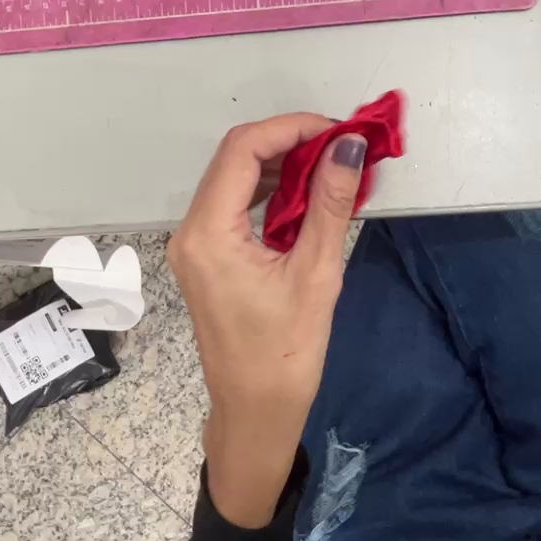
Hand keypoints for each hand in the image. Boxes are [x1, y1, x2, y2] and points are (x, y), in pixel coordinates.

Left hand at [168, 114, 365, 525]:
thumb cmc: (286, 353)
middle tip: (341, 148)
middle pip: (234, 160)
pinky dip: (269, 194)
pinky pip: (234, 208)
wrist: (256, 411)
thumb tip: (349, 147)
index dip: (291, 129)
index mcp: (208, 234)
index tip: (338, 131)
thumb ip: (329, 203)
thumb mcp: (315, 274)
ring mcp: (194, 246)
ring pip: (234, 181)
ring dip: (281, 167)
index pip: (242, 150)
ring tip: (331, 168)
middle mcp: (190, 232)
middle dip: (288, 144)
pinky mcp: (207, 258)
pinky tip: (306, 197)